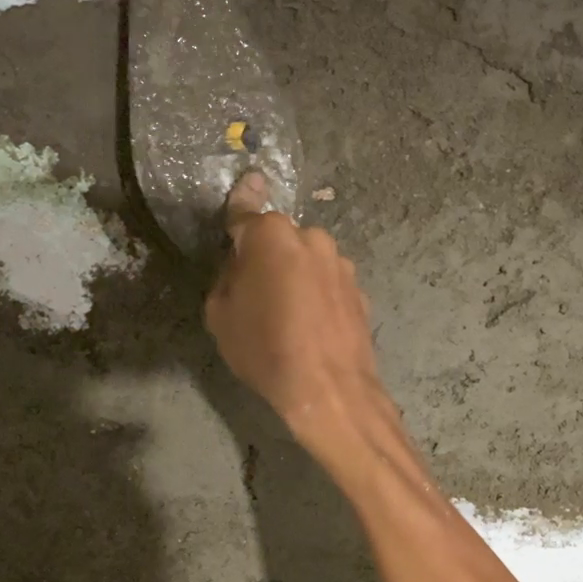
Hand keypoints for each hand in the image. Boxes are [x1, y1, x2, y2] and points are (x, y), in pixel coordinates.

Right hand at [204, 172, 386, 442]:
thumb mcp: (221, 316)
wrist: (330, 390)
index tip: (243, 191)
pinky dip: (320, 299)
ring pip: (309, 263)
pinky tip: (313, 329)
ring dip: (297, 279)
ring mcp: (342, 265)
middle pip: (281, 241)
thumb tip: (241, 268)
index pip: (245, 213)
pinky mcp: (361, 292)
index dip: (237, 216)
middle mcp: (312, 239)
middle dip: (269, 258)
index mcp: (271, 235)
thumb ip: (227, 278)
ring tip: (290, 318)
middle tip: (258, 294)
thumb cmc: (266, 350)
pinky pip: (329, 288)